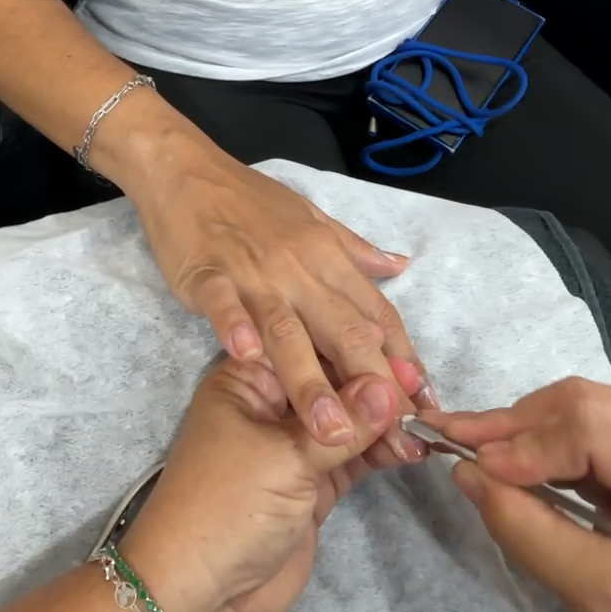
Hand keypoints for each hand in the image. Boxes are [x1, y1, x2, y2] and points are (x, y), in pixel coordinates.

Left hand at [118, 359, 404, 611]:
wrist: (200, 593)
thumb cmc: (227, 504)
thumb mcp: (285, 458)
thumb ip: (342, 426)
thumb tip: (392, 388)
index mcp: (248, 377)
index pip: (306, 348)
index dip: (353, 350)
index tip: (401, 359)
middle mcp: (271, 401)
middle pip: (331, 382)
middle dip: (375, 387)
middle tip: (421, 393)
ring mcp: (292, 442)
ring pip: (346, 420)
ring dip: (383, 423)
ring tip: (424, 425)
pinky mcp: (311, 480)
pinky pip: (352, 455)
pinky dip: (380, 452)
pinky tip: (411, 449)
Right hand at [124, 136, 434, 458]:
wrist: (187, 170)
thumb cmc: (249, 198)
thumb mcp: (311, 216)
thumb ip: (353, 249)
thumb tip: (399, 267)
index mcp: (326, 255)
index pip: (376, 313)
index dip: (403, 360)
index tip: (423, 405)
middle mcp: (299, 269)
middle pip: (344, 330)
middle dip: (372, 386)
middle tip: (393, 441)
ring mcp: (253, 273)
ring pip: (289, 331)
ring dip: (312, 382)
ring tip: (330, 433)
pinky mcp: (208, 275)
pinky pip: (226, 304)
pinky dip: (236, 328)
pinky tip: (246, 356)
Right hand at [428, 380, 610, 611]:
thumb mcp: (606, 597)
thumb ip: (530, 531)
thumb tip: (465, 472)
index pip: (596, 427)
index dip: (527, 442)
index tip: (471, 466)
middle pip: (588, 406)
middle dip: (515, 425)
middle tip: (451, 439)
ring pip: (585, 408)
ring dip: (526, 429)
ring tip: (474, 447)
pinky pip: (595, 429)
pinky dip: (548, 442)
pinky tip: (516, 459)